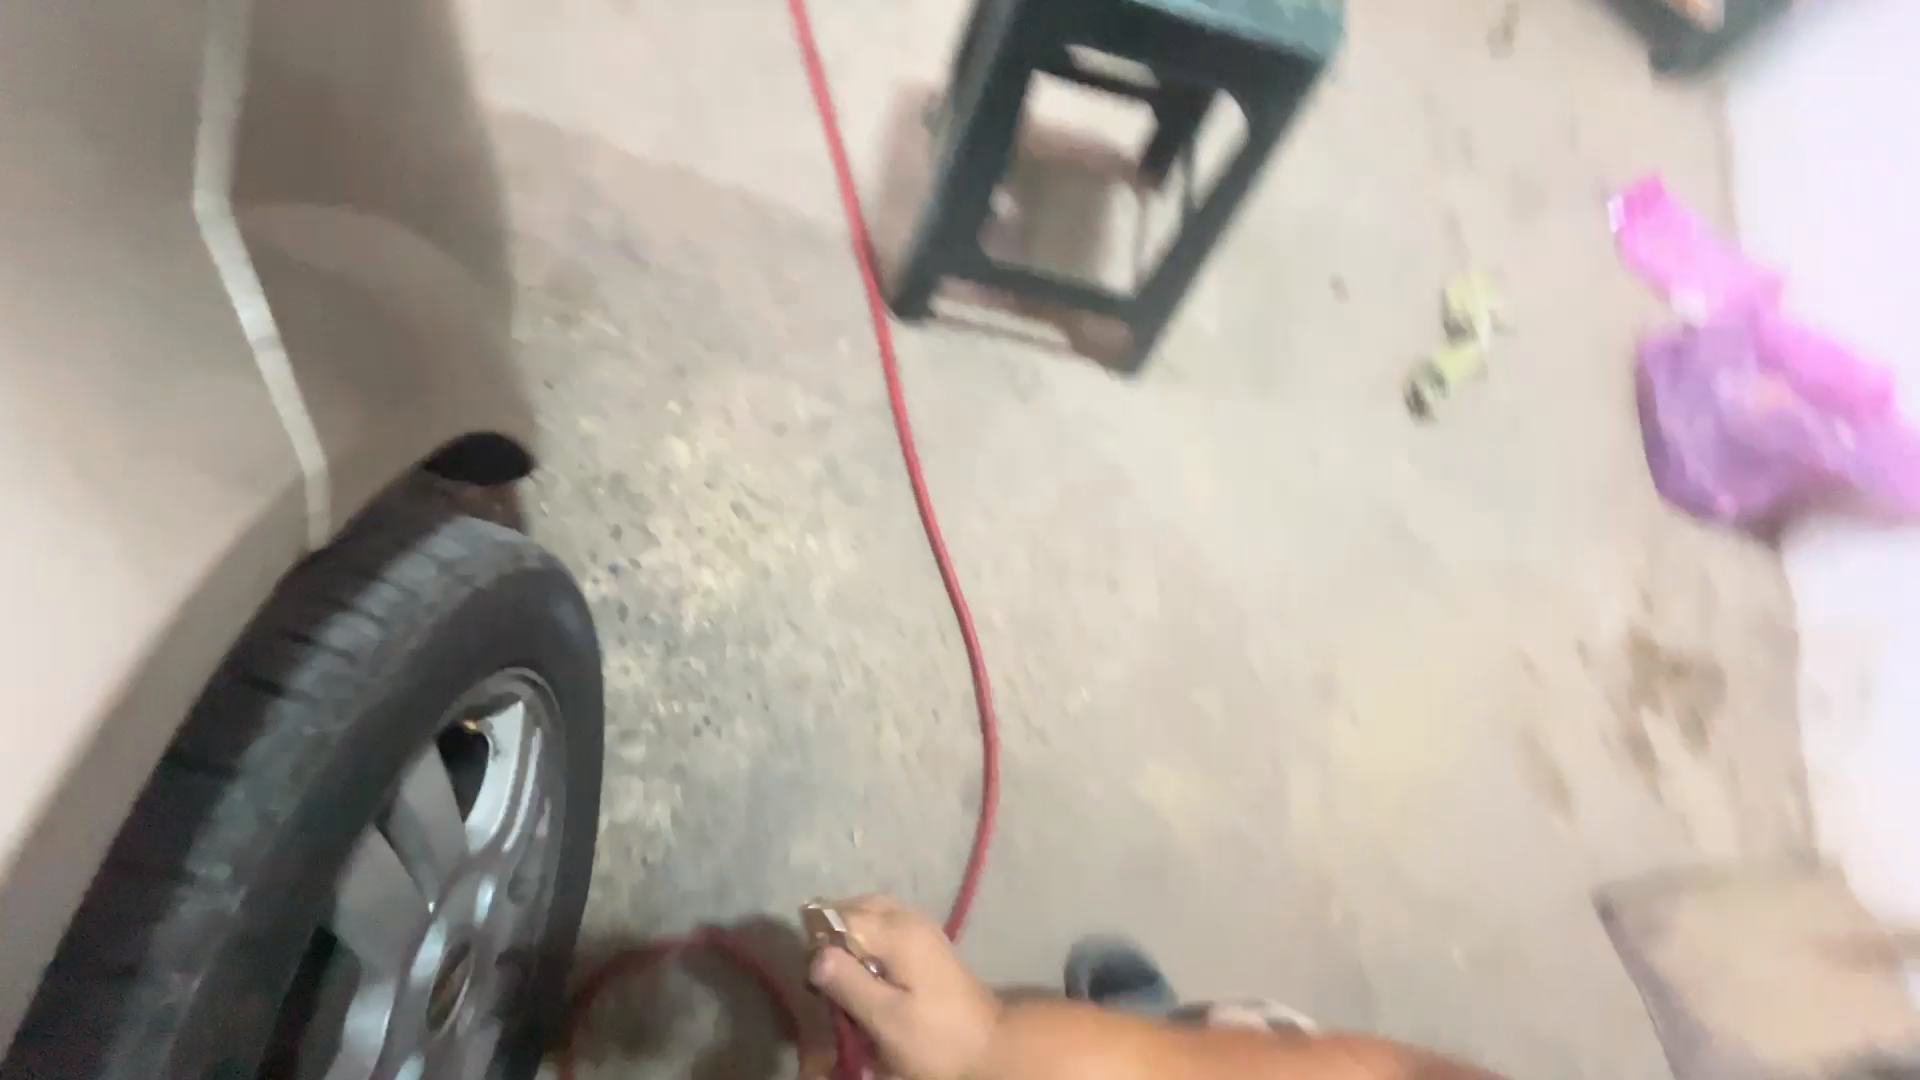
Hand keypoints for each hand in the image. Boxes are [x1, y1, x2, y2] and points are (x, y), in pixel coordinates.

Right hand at [807, 895, 1002, 1079]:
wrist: (989, 1045)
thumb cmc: (935, 1037)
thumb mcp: (886, 1019)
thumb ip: (849, 983)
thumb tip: (815, 954)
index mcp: (897, 931)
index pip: (842, 916)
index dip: (821, 943)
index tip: (815, 979)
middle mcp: (908, 916)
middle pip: (856, 907)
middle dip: (833, 933)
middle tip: (824, 974)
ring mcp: (920, 925)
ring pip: (871, 912)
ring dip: (850, 934)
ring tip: (841, 972)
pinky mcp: (925, 940)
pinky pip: (885, 924)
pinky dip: (867, 938)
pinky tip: (864, 969)